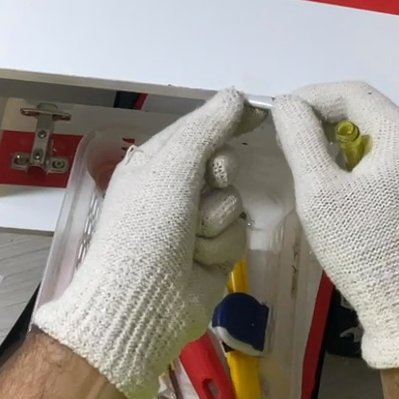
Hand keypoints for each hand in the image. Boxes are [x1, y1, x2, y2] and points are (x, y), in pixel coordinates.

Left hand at [32, 89, 249, 398]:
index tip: (257, 113)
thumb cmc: (146, 226)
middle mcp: (175, 188)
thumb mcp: (173, 165)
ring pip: (233, 200)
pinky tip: (199, 259)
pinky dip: (220, 245)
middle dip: (220, 175)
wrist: (141, 302)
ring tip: (191, 238)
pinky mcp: (213, 253)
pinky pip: (236, 233)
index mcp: (157, 161)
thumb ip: (207, 127)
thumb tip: (236, 96)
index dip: (228, 120)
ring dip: (216, 218)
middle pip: (224, 162)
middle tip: (206, 187)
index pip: (201, 128)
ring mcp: (194, 223)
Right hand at [272, 81, 398, 368]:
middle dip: (325, 116)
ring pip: (376, 130)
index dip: (312, 96)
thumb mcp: (320, 191)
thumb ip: (300, 138)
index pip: (352, 93)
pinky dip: (359, 156)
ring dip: (340, 137)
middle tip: (290, 136)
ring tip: (309, 158)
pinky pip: (389, 153)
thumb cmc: (363, 249)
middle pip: (367, 108)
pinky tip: (338, 178)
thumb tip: (287, 103)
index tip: (280, 112)